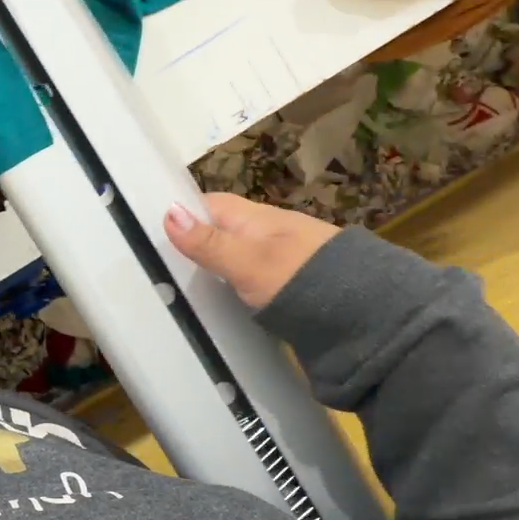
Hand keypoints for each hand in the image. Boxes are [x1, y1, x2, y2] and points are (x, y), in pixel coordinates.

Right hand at [164, 193, 338, 308]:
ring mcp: (281, 256)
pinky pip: (249, 275)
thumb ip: (208, 242)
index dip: (180, 214)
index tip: (151, 235)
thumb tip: (168, 211)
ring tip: (182, 288)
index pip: (207, 204)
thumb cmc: (301, 281)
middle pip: (220, 229)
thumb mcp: (246, 262)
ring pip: (234, 253)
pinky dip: (231, 285)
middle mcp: (267, 231)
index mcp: (256, 217)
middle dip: (193, 243)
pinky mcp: (290, 282)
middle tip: (160, 269)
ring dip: (213, 266)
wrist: (367, 315)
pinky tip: (221, 301)